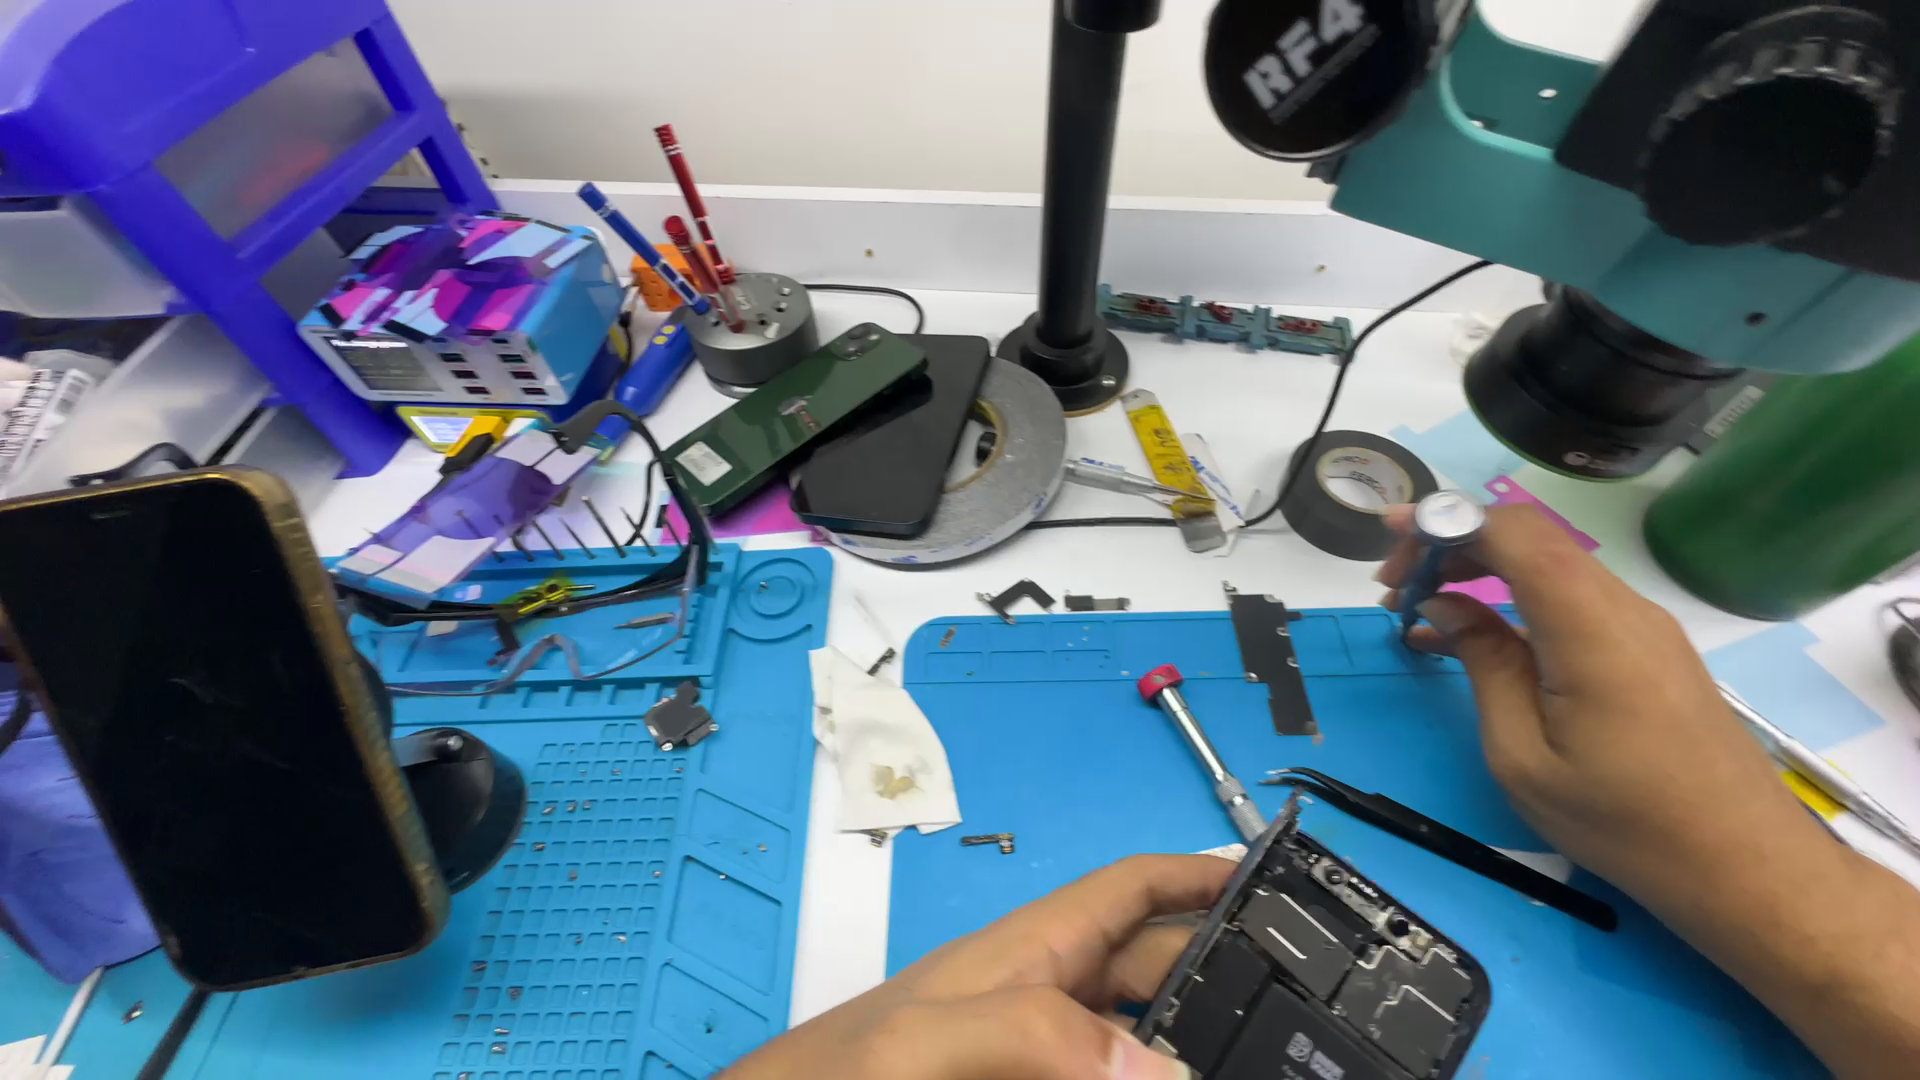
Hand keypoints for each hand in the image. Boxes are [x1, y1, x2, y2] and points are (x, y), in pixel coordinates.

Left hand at [723, 855, 1226, 1079]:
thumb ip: (1037, 1035)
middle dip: (1216, 979)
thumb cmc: (850, 1067)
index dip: (1192, 873)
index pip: (1127, 889)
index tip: (1260, 882)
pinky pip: (1104, 1077)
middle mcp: (1046, 991)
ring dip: (1186, 1049)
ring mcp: (1038, 1050)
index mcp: (1032, 948)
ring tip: (1253, 1057)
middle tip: (1288, 1017)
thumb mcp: (936, 1037)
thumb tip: (1162, 1070)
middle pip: (1151, 969)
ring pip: (1135, 1041)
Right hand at [1375, 503, 1919, 1078]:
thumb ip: (1482, 663)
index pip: (1516, 535)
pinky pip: (1564, 594)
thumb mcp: (1520, 753)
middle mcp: (1622, 610)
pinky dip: (1506, 595)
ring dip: (1474, 569)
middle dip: (1450, 545)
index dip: (1448, 520)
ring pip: (1544, 562)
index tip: (1391, 537)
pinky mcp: (1643, 644)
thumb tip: (1442, 604)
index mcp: (1591, 633)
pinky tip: (1467, 633)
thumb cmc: (1621, 821)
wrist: (1746, 868)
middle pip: (1526, 537)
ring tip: (1418, 610)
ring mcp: (1640, 625)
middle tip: (1393, 589)